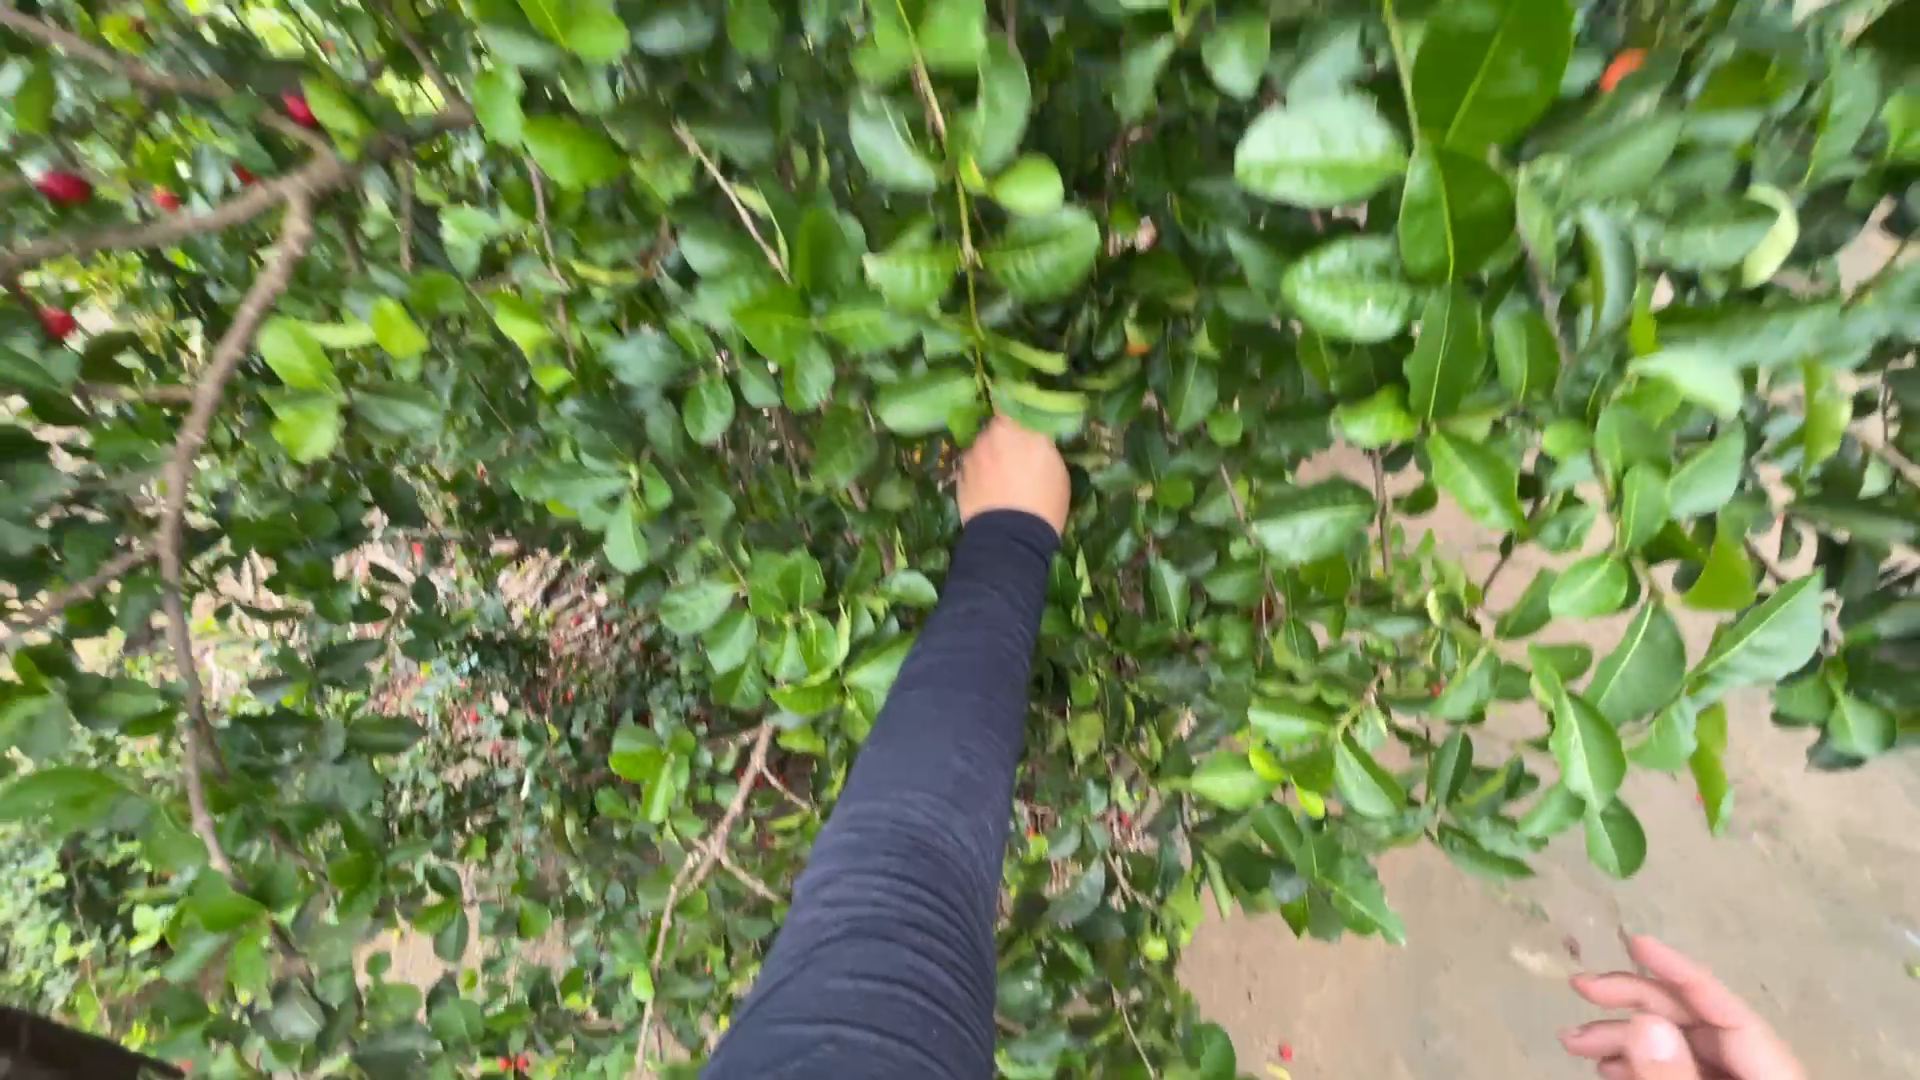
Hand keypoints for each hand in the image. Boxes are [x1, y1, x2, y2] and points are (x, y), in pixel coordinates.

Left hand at [957, 416, 1069, 535]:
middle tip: (1012, 454)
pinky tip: (986, 489)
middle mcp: (994, 435)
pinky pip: (970, 466)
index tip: (1021, 422)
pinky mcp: (959, 474)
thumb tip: (1036, 444)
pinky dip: (976, 473)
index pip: (1014, 405)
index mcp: (1023, 429)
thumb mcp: (1057, 472)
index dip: (1016, 413)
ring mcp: (973, 454)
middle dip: (1002, 437)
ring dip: (987, 455)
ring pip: (980, 446)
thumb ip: (1042, 448)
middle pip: (996, 427)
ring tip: (997, 477)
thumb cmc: (1044, 505)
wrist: (1010, 538)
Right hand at [1561, 936, 1806, 1079]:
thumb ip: (1674, 1078)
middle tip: (1579, 990)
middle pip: (1695, 1025)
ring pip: (1677, 1047)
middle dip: (1631, 1004)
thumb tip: (1645, 1021)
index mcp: (1776, 1079)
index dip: (1681, 971)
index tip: (1632, 940)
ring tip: (1573, 1042)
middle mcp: (1759, 1077)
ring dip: (1620, 1037)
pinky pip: (1677, 1070)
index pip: (1731, 1012)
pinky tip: (1604, 1066)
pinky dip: (1636, 1062)